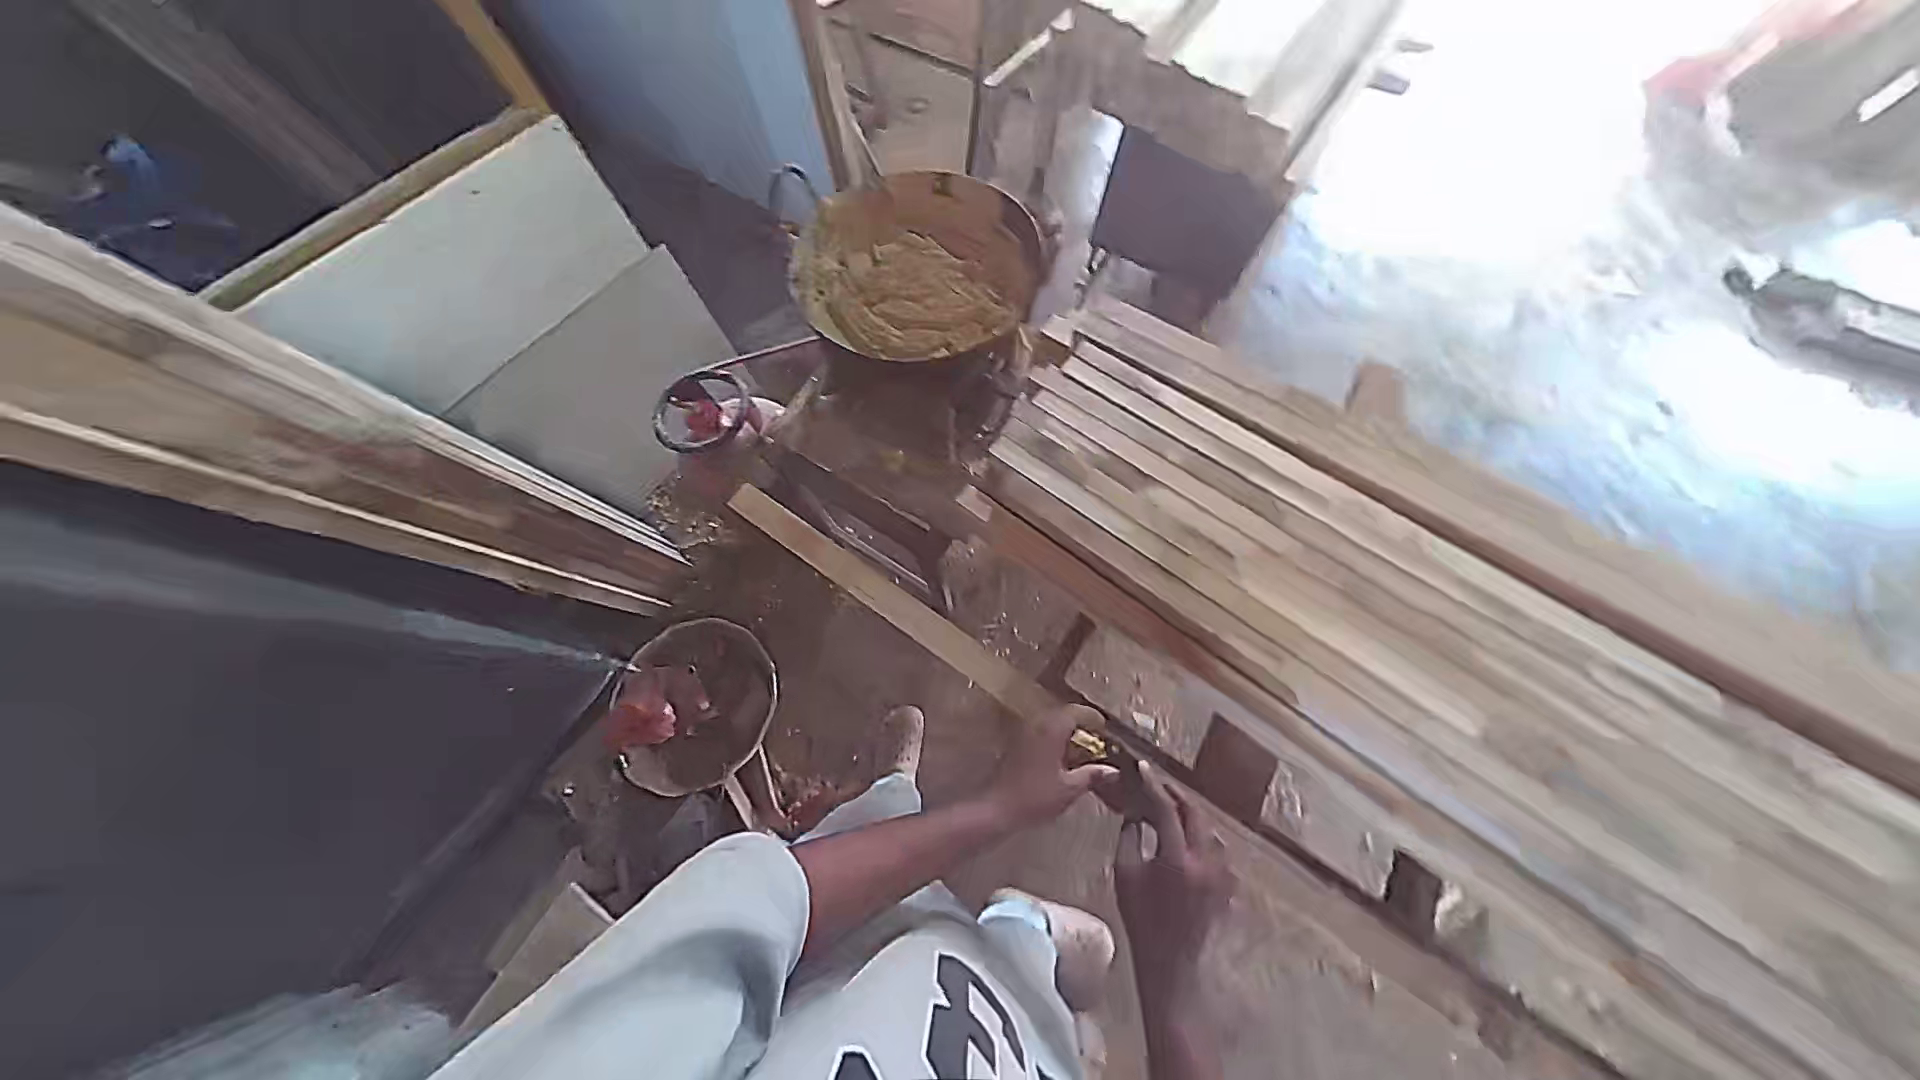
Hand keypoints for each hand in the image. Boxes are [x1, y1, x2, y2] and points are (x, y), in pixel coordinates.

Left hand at [985, 705, 1119, 827]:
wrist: (998, 808)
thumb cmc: (1036, 797)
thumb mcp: (1069, 788)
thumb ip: (1092, 775)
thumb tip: (1113, 770)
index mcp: (1050, 730)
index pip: (1074, 712)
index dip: (1091, 717)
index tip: (1105, 727)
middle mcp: (1036, 726)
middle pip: (1061, 716)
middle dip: (1080, 725)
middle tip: (1098, 740)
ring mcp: (1023, 735)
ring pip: (1049, 725)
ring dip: (1067, 733)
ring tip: (1084, 750)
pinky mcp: (1016, 746)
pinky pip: (1040, 734)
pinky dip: (1054, 741)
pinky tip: (1062, 760)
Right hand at [1114, 763, 1234, 997]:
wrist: (1173, 964)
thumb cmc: (1142, 919)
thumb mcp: (1125, 873)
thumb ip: (1129, 836)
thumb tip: (1135, 813)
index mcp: (1177, 858)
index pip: (1166, 808)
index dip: (1152, 784)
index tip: (1142, 767)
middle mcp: (1205, 862)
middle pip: (1194, 812)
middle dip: (1175, 794)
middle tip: (1157, 784)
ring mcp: (1222, 875)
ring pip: (1209, 829)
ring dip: (1190, 814)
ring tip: (1171, 809)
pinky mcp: (1228, 886)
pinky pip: (1217, 850)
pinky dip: (1202, 837)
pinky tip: (1188, 839)